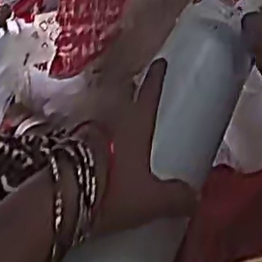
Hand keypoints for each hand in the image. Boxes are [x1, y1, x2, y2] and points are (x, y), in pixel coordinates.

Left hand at [83, 60, 194, 233]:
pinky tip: (97, 143)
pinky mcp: (71, 141)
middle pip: (123, 94)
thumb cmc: (114, 188)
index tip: (161, 62)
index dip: (157, 77)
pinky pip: (89, 129)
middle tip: (136, 84)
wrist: (65, 193)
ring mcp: (89, 127)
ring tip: (118, 115)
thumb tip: (196, 198)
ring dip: (111, 109)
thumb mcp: (150, 199)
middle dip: (130, 88)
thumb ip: (174, 198)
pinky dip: (96, 130)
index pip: (150, 93)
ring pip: (105, 110)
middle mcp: (113, 118)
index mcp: (136, 123)